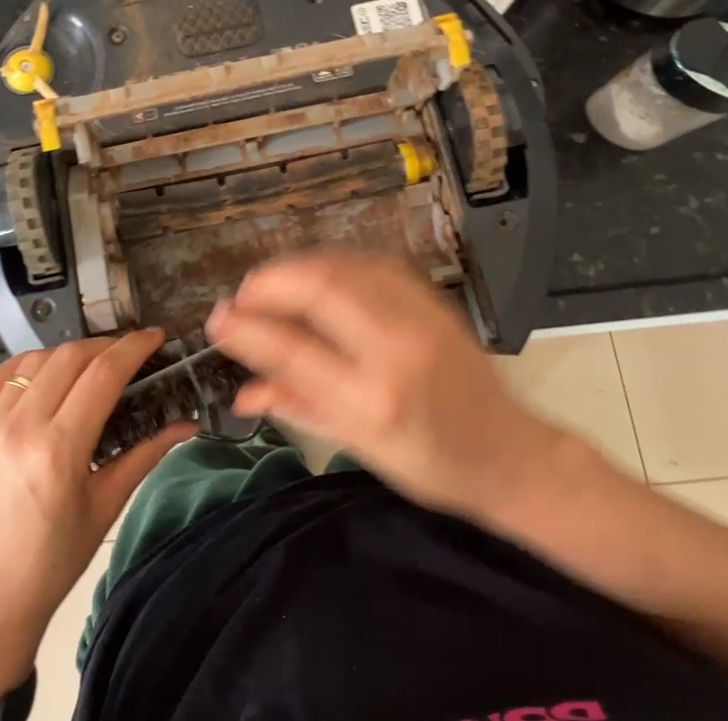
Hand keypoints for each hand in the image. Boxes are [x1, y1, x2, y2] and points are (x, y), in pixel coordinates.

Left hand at [0, 330, 194, 703]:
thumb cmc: (53, 562)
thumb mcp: (105, 508)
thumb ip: (145, 455)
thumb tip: (188, 425)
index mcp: (58, 450)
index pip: (102, 374)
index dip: (133, 348)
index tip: (155, 337)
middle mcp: (19, 428)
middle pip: (69, 357)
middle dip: (106, 345)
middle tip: (130, 351)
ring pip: (33, 360)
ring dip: (68, 353)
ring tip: (92, 364)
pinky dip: (27, 365)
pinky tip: (46, 372)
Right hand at [207, 252, 567, 520]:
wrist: (509, 452)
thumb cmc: (429, 464)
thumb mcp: (358, 446)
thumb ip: (297, 407)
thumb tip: (242, 392)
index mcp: (372, 400)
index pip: (292, 350)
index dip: (246, 329)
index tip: (218, 320)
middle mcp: (396, 350)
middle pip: (318, 288)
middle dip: (268, 283)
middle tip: (242, 296)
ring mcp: (419, 317)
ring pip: (343, 266)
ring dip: (297, 268)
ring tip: (270, 285)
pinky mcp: (432, 299)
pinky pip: (371, 264)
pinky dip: (332, 264)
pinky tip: (314, 276)